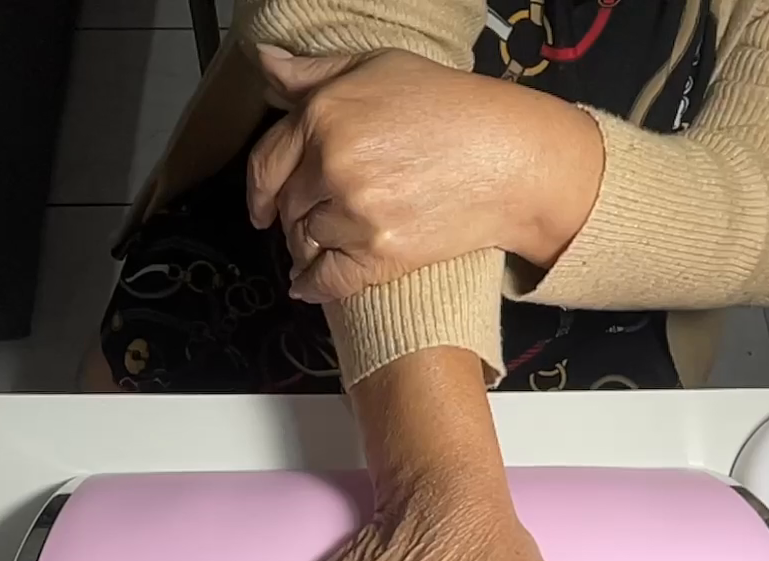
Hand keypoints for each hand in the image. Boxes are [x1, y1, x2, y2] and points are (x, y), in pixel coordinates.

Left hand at [247, 45, 603, 304]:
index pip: (266, 164)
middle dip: (293, 216)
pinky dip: (310, 287)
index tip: (261, 208)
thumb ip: (315, 73)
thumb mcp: (379, 68)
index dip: (260, 191)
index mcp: (324, 117)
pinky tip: (304, 287)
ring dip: (312, 246)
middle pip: (287, 207)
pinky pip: (325, 282)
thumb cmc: (450, 107)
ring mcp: (354, 215)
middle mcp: (332, 166)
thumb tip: (264, 66)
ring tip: (329, 243)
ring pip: (307, 243)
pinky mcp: (378, 256)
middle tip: (309, 222)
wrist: (508, 160)